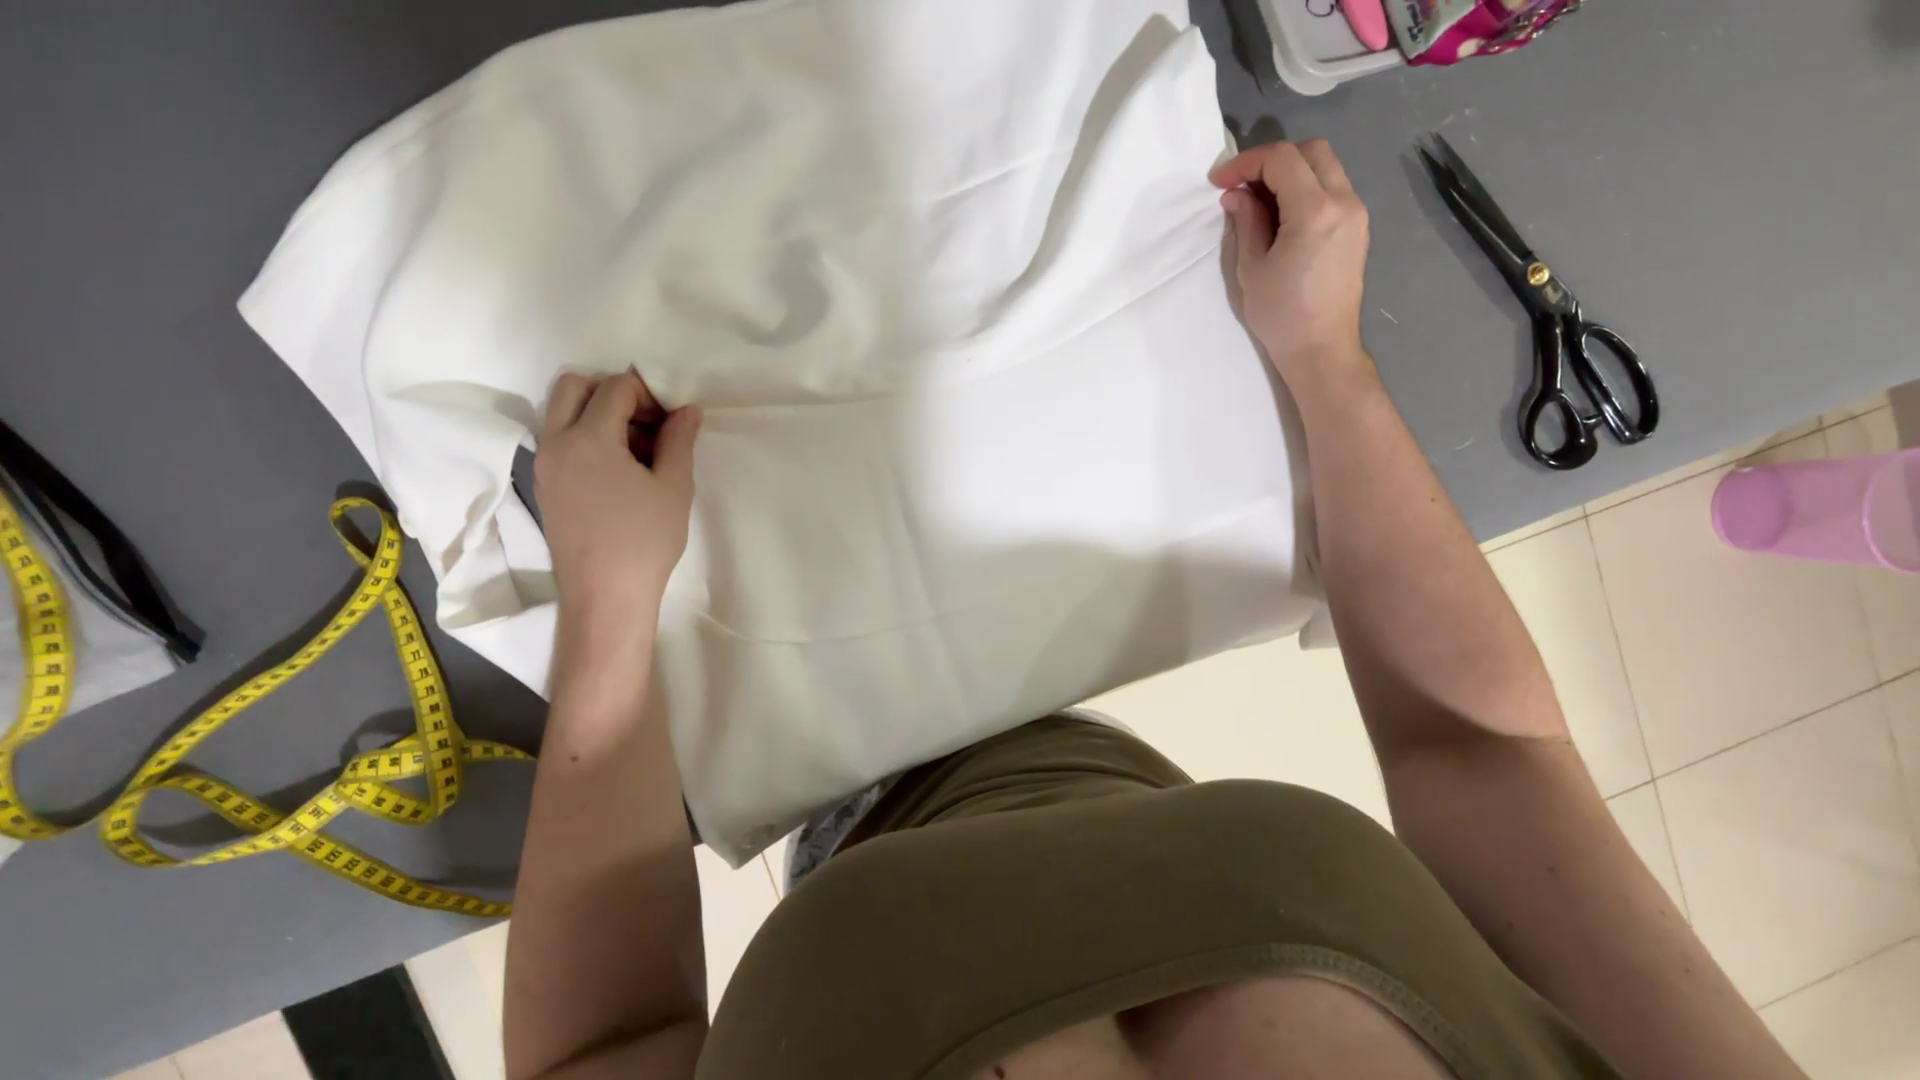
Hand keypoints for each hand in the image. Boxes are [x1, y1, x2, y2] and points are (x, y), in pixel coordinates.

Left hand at [535, 372, 701, 637]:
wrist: (605, 595)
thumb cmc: (645, 540)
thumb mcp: (674, 487)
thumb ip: (679, 441)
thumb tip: (686, 411)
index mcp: (588, 438)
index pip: (615, 388)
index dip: (649, 394)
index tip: (672, 420)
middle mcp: (556, 442)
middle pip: (575, 386)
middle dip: (613, 391)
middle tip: (647, 421)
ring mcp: (544, 464)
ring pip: (562, 411)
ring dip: (597, 413)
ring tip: (636, 449)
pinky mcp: (545, 485)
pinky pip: (560, 439)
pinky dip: (586, 437)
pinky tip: (619, 470)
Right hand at [1210, 139, 1371, 376]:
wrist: (1322, 348)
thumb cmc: (1281, 315)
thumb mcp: (1252, 268)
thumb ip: (1246, 222)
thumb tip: (1237, 196)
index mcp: (1315, 211)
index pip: (1281, 160)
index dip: (1246, 163)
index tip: (1220, 183)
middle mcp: (1344, 202)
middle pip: (1311, 151)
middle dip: (1271, 160)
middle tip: (1241, 186)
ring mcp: (1356, 214)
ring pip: (1325, 166)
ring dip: (1290, 173)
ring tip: (1259, 202)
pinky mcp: (1357, 227)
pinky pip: (1332, 188)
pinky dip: (1305, 188)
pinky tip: (1281, 215)